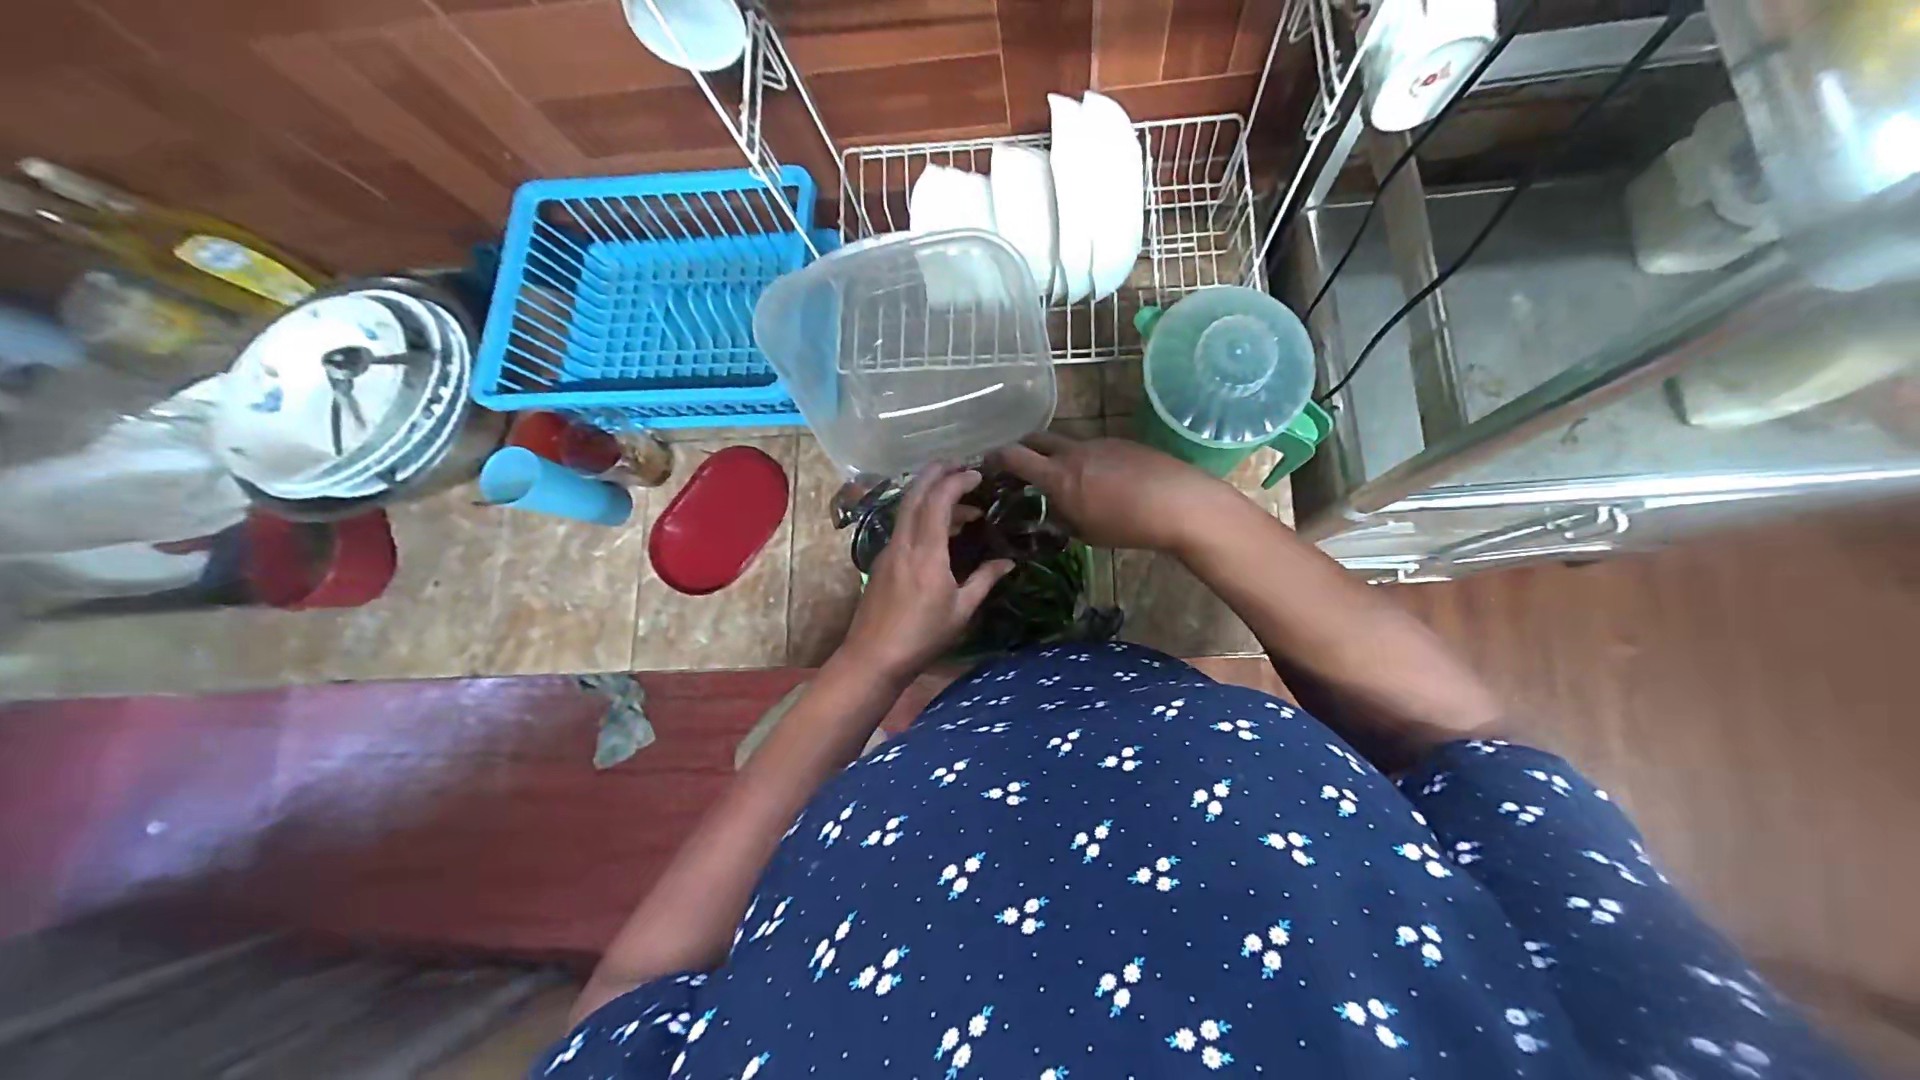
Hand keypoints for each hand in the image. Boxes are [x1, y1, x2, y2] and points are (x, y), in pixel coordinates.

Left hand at [839, 465, 1014, 678]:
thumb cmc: (922, 636)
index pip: (939, 500)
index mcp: (926, 552)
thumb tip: (1007, 562)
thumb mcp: (961, 610)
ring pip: (907, 508)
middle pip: (916, 494)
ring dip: (931, 496)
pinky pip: (903, 525)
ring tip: (962, 505)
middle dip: (938, 474)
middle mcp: (904, 542)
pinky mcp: (882, 561)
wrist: (874, 657)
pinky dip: (922, 515)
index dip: (958, 481)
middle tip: (963, 469)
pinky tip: (939, 530)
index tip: (978, 476)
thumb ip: (984, 580)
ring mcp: (889, 550)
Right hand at [989, 432, 1243, 553]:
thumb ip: (1063, 519)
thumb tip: (1055, 513)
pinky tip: (1103, 482)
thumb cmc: (1129, 525)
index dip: (995, 457)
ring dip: (1057, 456)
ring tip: (1067, 480)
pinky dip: (1085, 460)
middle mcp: (1074, 451)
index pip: (1014, 455)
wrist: (1181, 503)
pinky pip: (1093, 448)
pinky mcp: (1122, 443)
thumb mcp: (1087, 533)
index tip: (988, 463)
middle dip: (1022, 447)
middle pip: (1036, 438)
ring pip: (1067, 444)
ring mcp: (1099, 443)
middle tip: (1019, 464)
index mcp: (1058, 475)